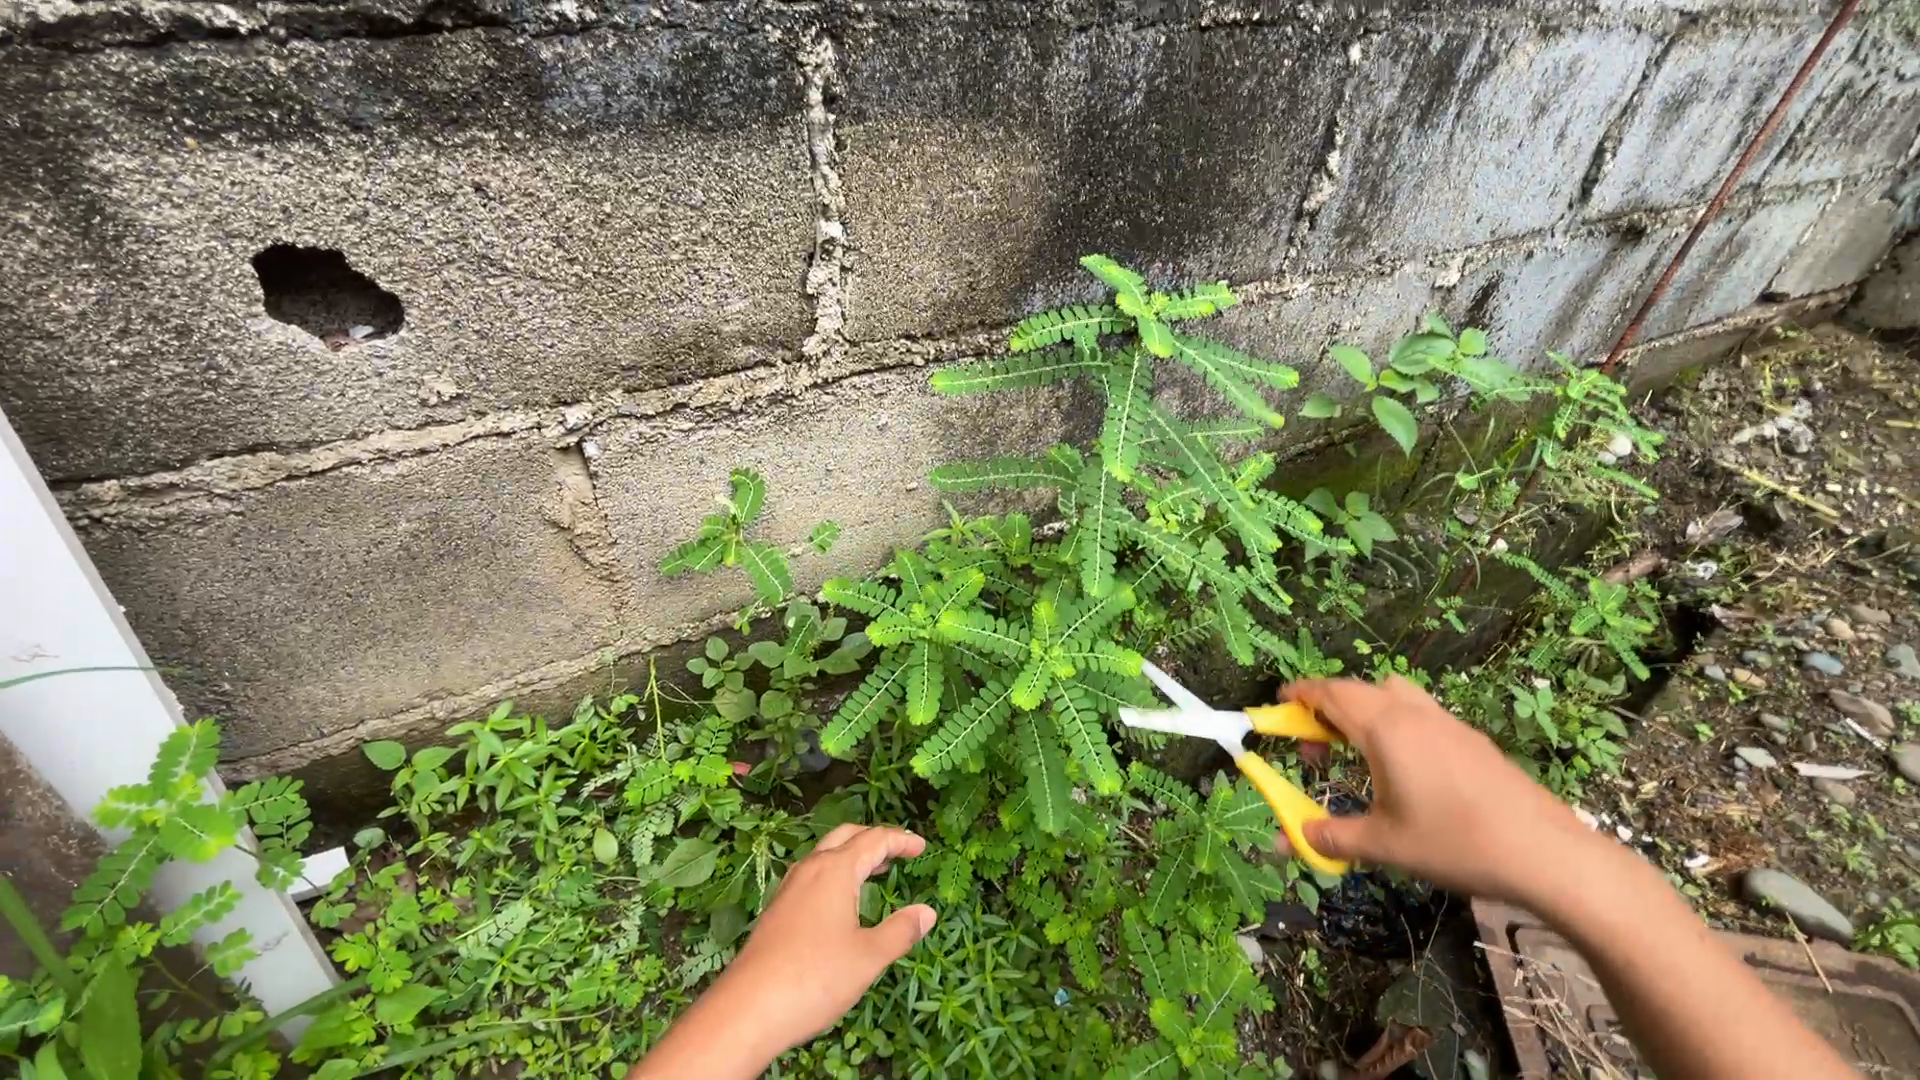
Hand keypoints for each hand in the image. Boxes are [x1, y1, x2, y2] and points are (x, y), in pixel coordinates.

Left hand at [629, 824, 934, 1077]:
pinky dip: (835, 873)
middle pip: (846, 836)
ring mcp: (790, 888)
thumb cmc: (814, 978)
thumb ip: (901, 931)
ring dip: (852, 854)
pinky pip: (813, 874)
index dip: (901, 840)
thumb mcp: (868, 957)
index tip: (922, 847)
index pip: (875, 839)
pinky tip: (840, 900)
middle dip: (874, 838)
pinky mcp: (778, 909)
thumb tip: (927, 912)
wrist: (747, 1010)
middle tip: (899, 850)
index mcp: (836, 870)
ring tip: (876, 869)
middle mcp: (811, 868)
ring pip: (826, 854)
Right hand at [1278, 676, 1600, 904]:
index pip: (1329, 693)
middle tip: (1313, 745)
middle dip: (1326, 708)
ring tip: (1357, 750)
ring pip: (1392, 694)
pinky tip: (1404, 767)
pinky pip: (1419, 713)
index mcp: (1384, 727)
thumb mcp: (1384, 845)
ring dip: (1364, 710)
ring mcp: (1447, 723)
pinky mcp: (1471, 740)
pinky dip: (1394, 723)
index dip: (1298, 694)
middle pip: (1357, 689)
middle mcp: (1412, 713)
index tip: (1277, 703)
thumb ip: (1331, 836)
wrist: (1549, 855)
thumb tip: (1291, 839)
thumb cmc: (1455, 842)